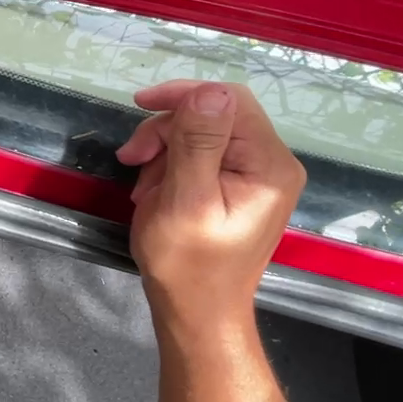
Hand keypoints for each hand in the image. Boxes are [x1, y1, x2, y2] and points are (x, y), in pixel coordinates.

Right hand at [115, 81, 306, 342]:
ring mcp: (257, 177)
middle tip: (130, 160)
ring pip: (201, 135)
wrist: (196, 310)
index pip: (228, 101)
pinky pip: (201, 156)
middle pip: (213, 116)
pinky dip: (170, 167)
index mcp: (268, 164)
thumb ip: (198, 144)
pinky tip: (155, 192)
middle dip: (166, 131)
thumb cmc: (186, 261)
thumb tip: (208, 91)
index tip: (137, 107)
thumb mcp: (184, 199)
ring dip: (163, 152)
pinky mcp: (239, 188)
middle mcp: (272, 164)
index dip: (182, 96)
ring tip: (143, 187)